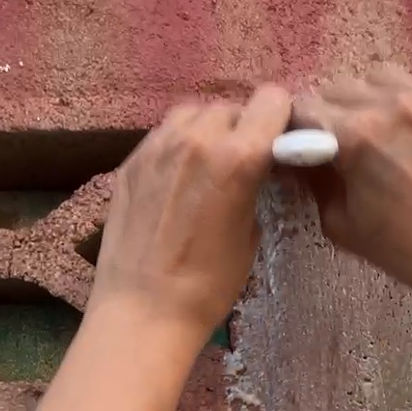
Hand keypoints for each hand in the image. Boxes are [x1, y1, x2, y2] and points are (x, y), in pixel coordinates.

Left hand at [88, 85, 290, 345]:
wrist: (143, 310)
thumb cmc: (209, 285)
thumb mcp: (251, 234)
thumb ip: (254, 187)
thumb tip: (253, 172)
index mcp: (238, 157)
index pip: (271, 100)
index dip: (281, 118)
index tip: (278, 143)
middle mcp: (197, 138)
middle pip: (231, 108)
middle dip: (243, 130)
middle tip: (242, 164)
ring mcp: (157, 146)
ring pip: (193, 114)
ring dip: (208, 131)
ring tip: (208, 166)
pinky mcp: (130, 161)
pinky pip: (164, 135)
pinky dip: (179, 146)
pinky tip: (178, 179)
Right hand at [294, 65, 411, 314]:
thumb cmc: (403, 248)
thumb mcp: (340, 222)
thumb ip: (314, 181)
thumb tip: (298, 159)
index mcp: (355, 135)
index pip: (303, 109)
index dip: (294, 129)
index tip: (297, 148)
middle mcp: (388, 104)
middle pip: (335, 89)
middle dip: (325, 114)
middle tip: (330, 145)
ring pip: (373, 78)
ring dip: (360, 99)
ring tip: (366, 131)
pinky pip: (409, 87)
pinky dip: (393, 102)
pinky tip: (398, 133)